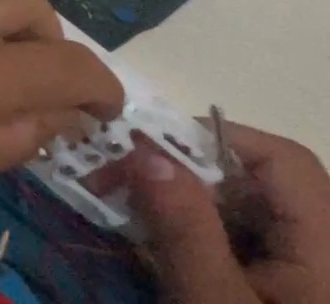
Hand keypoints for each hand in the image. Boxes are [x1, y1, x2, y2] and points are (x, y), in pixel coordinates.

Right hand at [127, 122, 329, 301]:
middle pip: (260, 180)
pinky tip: (166, 251)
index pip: (281, 158)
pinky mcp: (298, 286)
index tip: (138, 151)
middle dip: (183, 172)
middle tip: (116, 185)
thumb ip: (183, 226)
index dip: (209, 138)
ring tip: (132, 220)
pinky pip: (250, 238)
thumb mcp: (213, 302)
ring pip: (249, 208)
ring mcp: (317, 269)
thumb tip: (145, 150)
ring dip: (184, 202)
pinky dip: (202, 232)